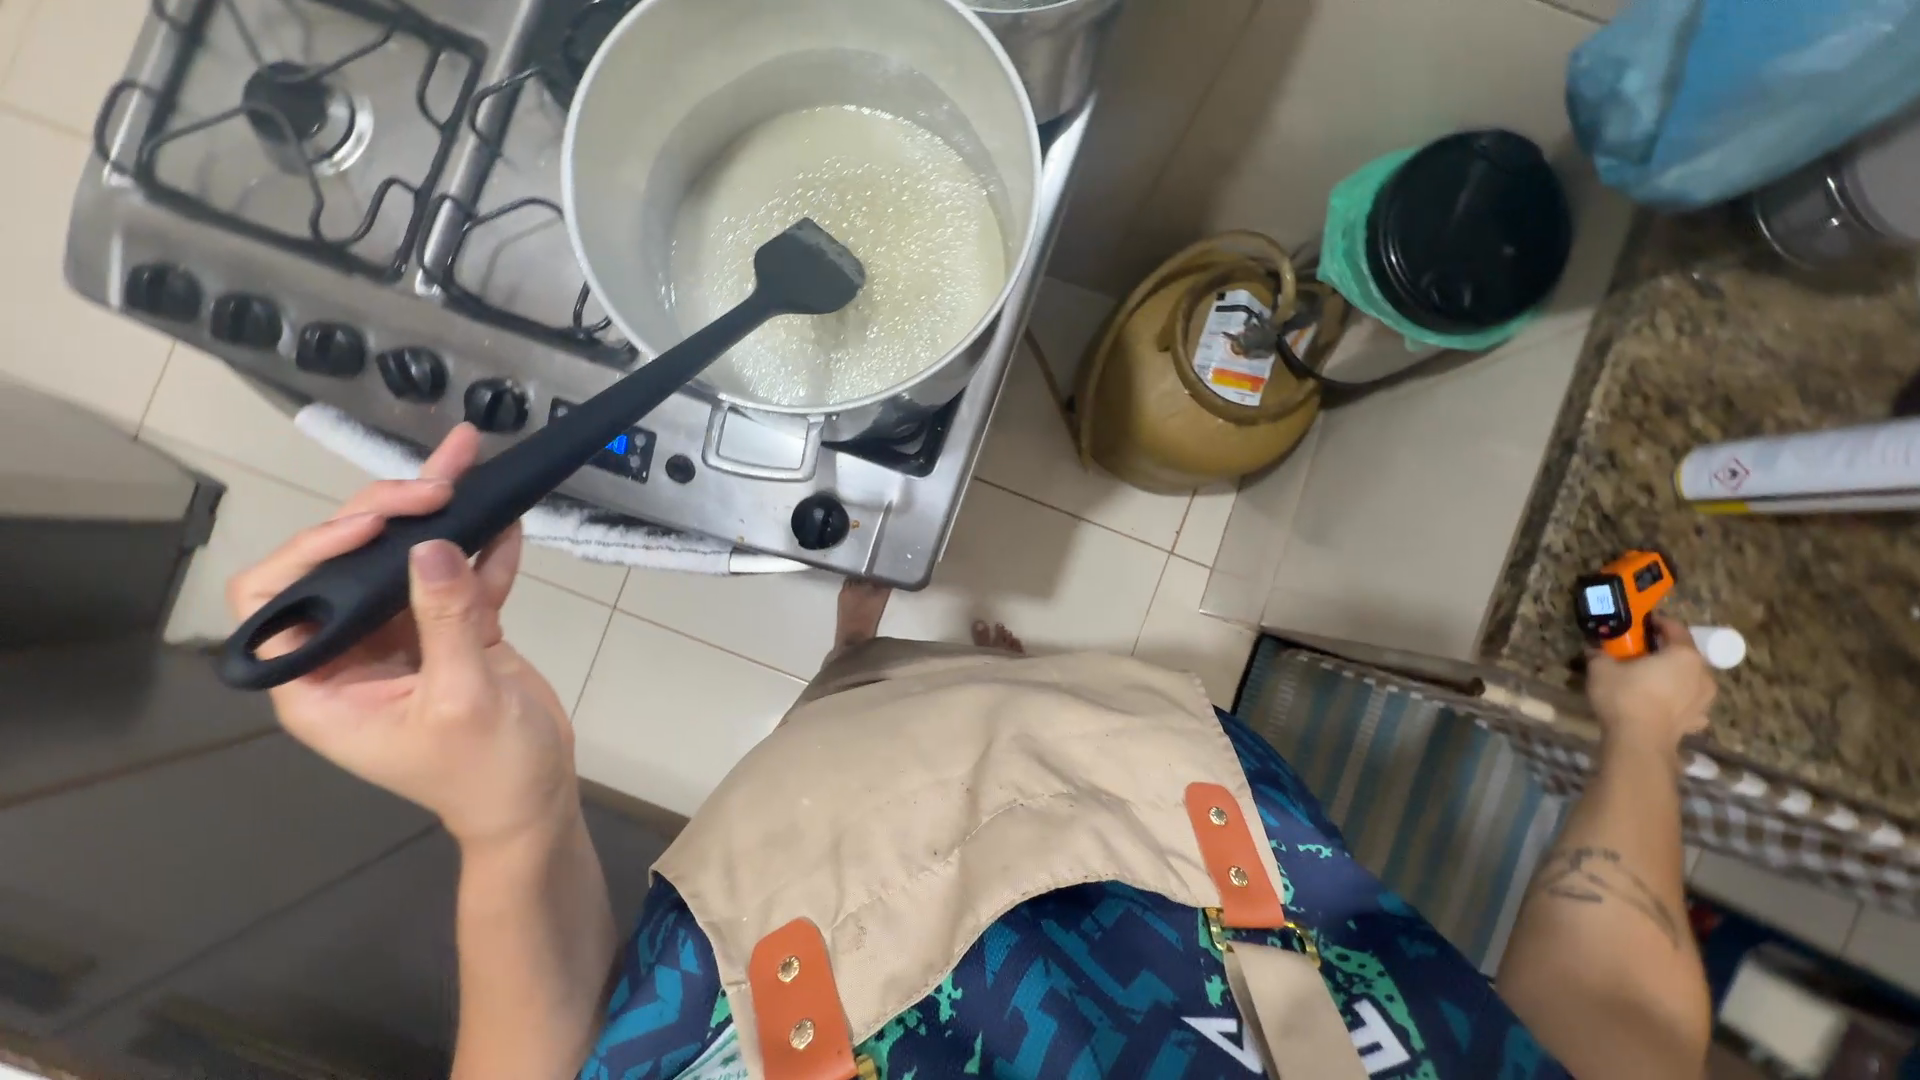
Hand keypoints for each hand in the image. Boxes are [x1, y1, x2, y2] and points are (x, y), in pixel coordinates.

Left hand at [226, 425, 576, 850]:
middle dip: (389, 516)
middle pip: (350, 565)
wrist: (537, 797)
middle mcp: (354, 652)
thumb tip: (433, 547)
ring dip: (441, 515)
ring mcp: (408, 638)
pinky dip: (485, 550)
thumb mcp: (463, 700)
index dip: (314, 552)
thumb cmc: (484, 771)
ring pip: (410, 562)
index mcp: (322, 682)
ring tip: (468, 462)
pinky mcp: (457, 633)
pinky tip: (506, 519)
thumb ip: (447, 622)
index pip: (281, 601)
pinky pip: (463, 580)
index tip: (376, 526)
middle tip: (439, 484)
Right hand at [1585, 615, 1715, 755]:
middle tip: (1641, 654)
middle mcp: (1702, 674)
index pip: (1675, 629)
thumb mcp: (1601, 668)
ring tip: (1652, 680)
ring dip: (1675, 677)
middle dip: (1665, 652)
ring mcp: (1705, 699)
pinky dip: (1678, 700)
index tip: (1643, 622)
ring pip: (1690, 679)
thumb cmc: (1624, 695)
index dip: (1658, 623)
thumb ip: (1600, 654)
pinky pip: (1690, 702)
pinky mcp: (1699, 719)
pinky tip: (1662, 704)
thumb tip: (1595, 649)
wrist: (1640, 739)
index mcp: (1683, 655)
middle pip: (1685, 655)